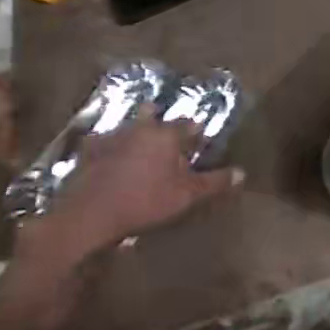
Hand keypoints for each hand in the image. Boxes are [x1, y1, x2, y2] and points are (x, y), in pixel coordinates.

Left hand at [18, 121, 242, 268]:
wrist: (88, 215)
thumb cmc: (145, 202)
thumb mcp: (187, 196)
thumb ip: (215, 182)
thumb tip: (242, 173)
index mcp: (167, 134)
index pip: (190, 125)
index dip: (196, 133)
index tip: (200, 142)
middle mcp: (140, 127)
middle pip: (153, 114)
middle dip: (160, 121)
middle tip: (165, 137)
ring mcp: (110, 136)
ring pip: (127, 126)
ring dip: (134, 132)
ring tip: (138, 148)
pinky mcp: (87, 151)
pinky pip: (102, 142)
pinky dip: (109, 147)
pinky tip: (109, 160)